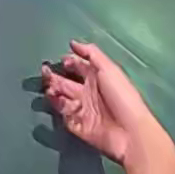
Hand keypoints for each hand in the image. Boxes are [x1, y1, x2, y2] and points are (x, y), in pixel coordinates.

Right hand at [42, 40, 166, 166]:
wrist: (129, 131)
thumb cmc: (121, 95)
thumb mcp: (108, 69)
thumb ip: (91, 54)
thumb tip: (72, 43)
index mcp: (96, 78)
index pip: (78, 67)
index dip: (68, 62)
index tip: (60, 60)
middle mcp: (88, 92)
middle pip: (66, 83)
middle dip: (54, 77)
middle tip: (45, 72)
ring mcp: (83, 110)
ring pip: (62, 99)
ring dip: (54, 92)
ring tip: (50, 88)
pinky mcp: (79, 127)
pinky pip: (65, 117)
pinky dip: (60, 109)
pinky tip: (58, 102)